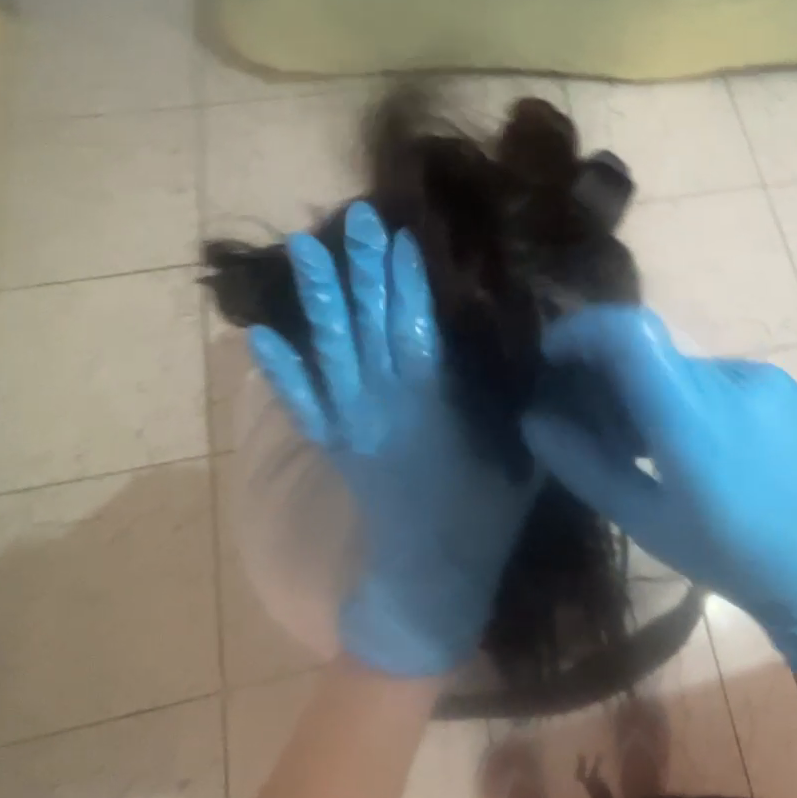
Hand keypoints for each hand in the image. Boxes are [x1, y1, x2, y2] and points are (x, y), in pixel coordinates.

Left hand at [247, 204, 538, 676]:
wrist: (430, 580)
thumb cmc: (486, 515)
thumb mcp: (524, 455)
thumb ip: (524, 399)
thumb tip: (536, 343)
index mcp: (434, 405)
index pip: (415, 327)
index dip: (405, 280)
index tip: (399, 234)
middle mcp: (385, 405)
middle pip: (369, 326)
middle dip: (363, 270)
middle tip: (353, 217)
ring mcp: (352, 425)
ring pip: (329, 352)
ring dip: (316, 301)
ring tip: (301, 248)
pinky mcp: (334, 447)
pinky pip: (301, 403)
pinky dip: (280, 370)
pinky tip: (260, 336)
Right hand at [520, 307, 796, 669]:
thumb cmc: (734, 556)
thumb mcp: (648, 522)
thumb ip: (587, 465)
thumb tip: (536, 421)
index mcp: (691, 414)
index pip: (629, 331)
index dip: (581, 330)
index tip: (553, 359)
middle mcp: (729, 378)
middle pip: (649, 349)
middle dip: (607, 373)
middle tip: (589, 421)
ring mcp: (761, 378)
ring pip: (681, 366)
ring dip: (649, 391)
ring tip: (643, 446)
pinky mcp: (782, 386)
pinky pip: (716, 379)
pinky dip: (687, 399)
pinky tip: (695, 449)